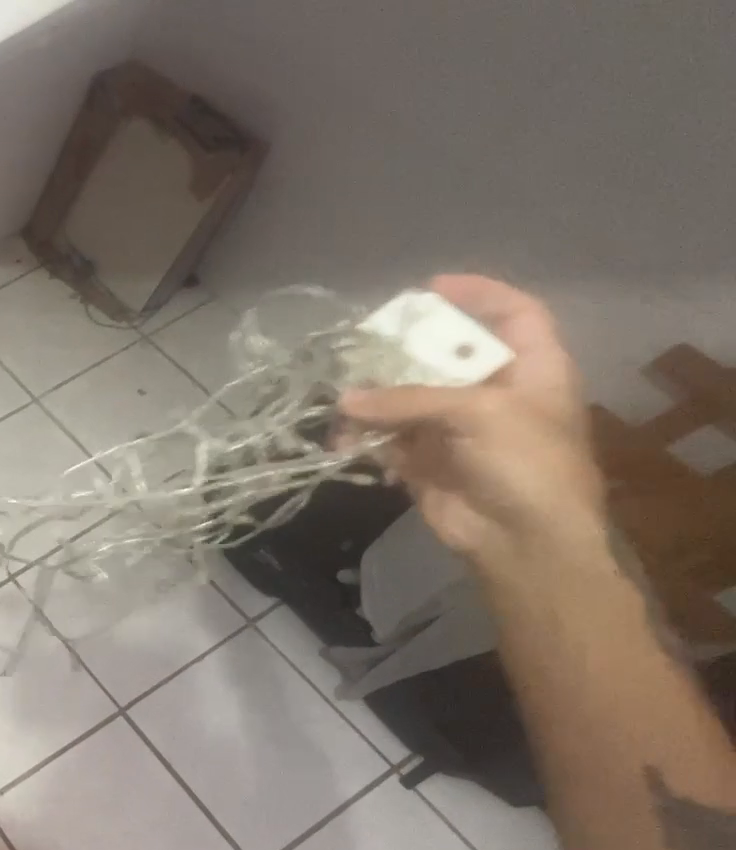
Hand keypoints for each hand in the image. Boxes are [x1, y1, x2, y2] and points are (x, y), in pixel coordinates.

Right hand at [340, 274, 606, 571]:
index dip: (477, 295)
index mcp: (531, 370)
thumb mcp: (478, 414)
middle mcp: (492, 392)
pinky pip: (383, 436)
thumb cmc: (525, 464)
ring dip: (369, 398)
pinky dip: (360, 437)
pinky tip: (342, 441)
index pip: (513, 315)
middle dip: (401, 350)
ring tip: (338, 400)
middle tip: (361, 344)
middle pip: (442, 356)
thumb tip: (341, 400)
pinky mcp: (422, 458)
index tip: (428, 289)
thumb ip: (407, 400)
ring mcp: (453, 427)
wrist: (520, 539)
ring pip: (403, 397)